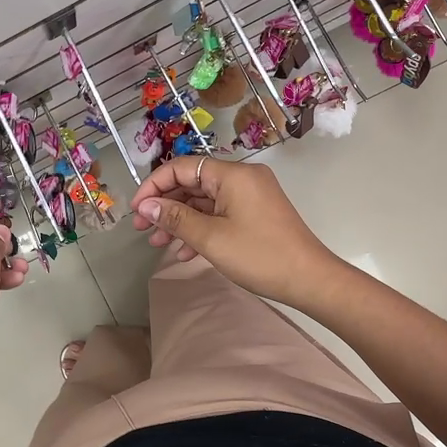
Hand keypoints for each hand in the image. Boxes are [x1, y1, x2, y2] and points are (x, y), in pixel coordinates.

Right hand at [129, 156, 335, 304]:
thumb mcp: (211, 238)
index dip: (154, 186)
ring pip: (203, 201)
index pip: (181, 167)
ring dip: (179, 220)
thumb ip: (175, 218)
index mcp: (232, 175)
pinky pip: (218, 213)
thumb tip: (146, 206)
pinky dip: (199, 228)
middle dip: (164, 206)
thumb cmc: (260, 255)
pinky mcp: (254, 213)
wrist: (310, 279)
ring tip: (158, 244)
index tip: (136, 210)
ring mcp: (250, 196)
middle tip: (141, 230)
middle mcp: (241, 178)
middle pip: (191, 183)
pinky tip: (184, 251)